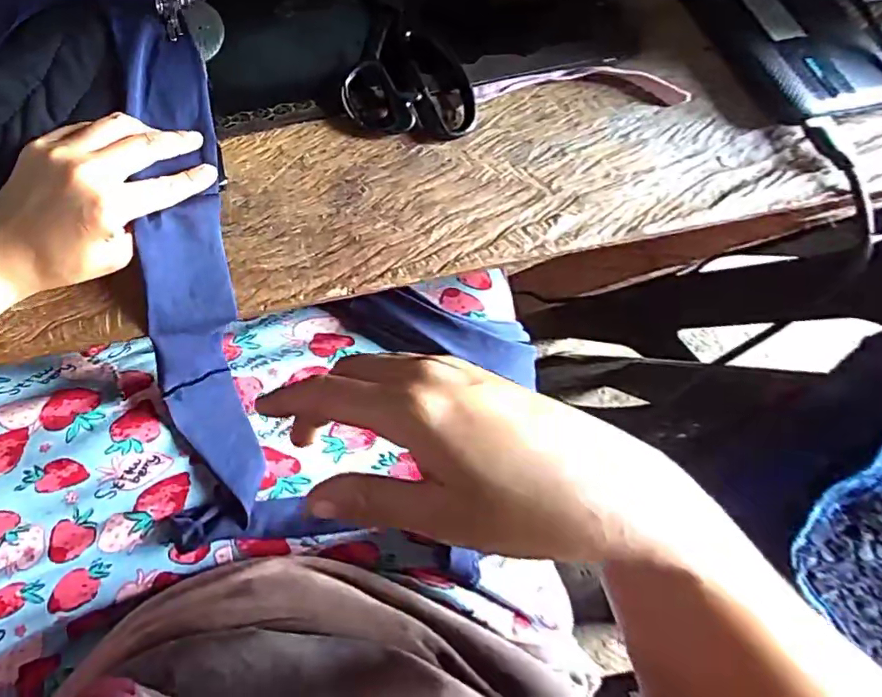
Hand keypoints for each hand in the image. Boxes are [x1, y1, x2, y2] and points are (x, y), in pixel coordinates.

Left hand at [0, 113, 217, 299]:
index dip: (190, 179)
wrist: (2, 252)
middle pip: (144, 144)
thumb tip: (146, 201)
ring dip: (142, 127)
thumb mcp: (110, 258)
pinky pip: (83, 126)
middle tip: (192, 139)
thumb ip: (134, 226)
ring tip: (156, 134)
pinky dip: (104, 130)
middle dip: (175, 141)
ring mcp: (62, 151)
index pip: (161, 186)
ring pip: (114, 124)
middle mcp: (88, 170)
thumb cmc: (56, 263)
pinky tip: (113, 138)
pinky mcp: (41, 144)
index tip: (208, 170)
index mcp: (107, 204)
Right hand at [256, 353, 734, 566]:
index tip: (261, 408)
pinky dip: (375, 383)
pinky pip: (401, 365)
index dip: (289, 401)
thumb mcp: (444, 515)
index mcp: (409, 409)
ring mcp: (448, 367)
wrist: (620, 489)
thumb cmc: (527, 511)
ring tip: (344, 427)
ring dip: (346, 389)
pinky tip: (393, 415)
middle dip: (314, 399)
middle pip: (344, 372)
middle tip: (305, 439)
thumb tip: (312, 498)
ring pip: (373, 365)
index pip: (326, 394)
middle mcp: (421, 374)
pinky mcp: (470, 371)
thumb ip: (371, 498)